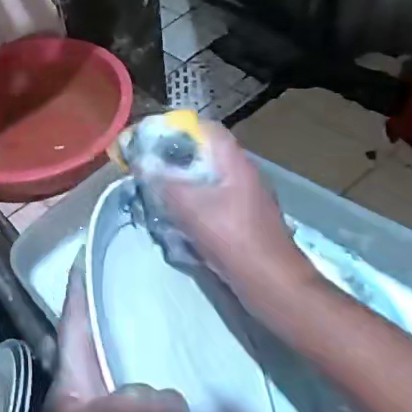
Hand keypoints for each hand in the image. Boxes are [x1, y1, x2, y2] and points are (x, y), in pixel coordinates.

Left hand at [0, 261, 185, 411]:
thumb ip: (137, 411)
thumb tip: (179, 400)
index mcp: (74, 373)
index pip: (77, 311)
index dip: (86, 275)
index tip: (108, 238)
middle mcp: (89, 386)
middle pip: (109, 333)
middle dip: (132, 302)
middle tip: (174, 272)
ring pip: (133, 367)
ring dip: (155, 346)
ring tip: (197, 319)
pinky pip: (152, 407)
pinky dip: (172, 392)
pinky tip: (203, 388)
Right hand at [144, 119, 320, 307]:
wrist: (272, 283)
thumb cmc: (232, 237)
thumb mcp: (188, 206)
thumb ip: (161, 180)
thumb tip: (139, 160)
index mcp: (234, 162)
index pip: (207, 129)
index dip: (178, 128)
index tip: (151, 138)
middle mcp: (244, 174)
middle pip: (206, 154)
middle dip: (175, 158)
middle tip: (148, 167)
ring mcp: (247, 198)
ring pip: (208, 179)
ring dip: (183, 182)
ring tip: (157, 193)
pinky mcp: (245, 220)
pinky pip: (214, 200)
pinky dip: (194, 203)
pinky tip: (178, 219)